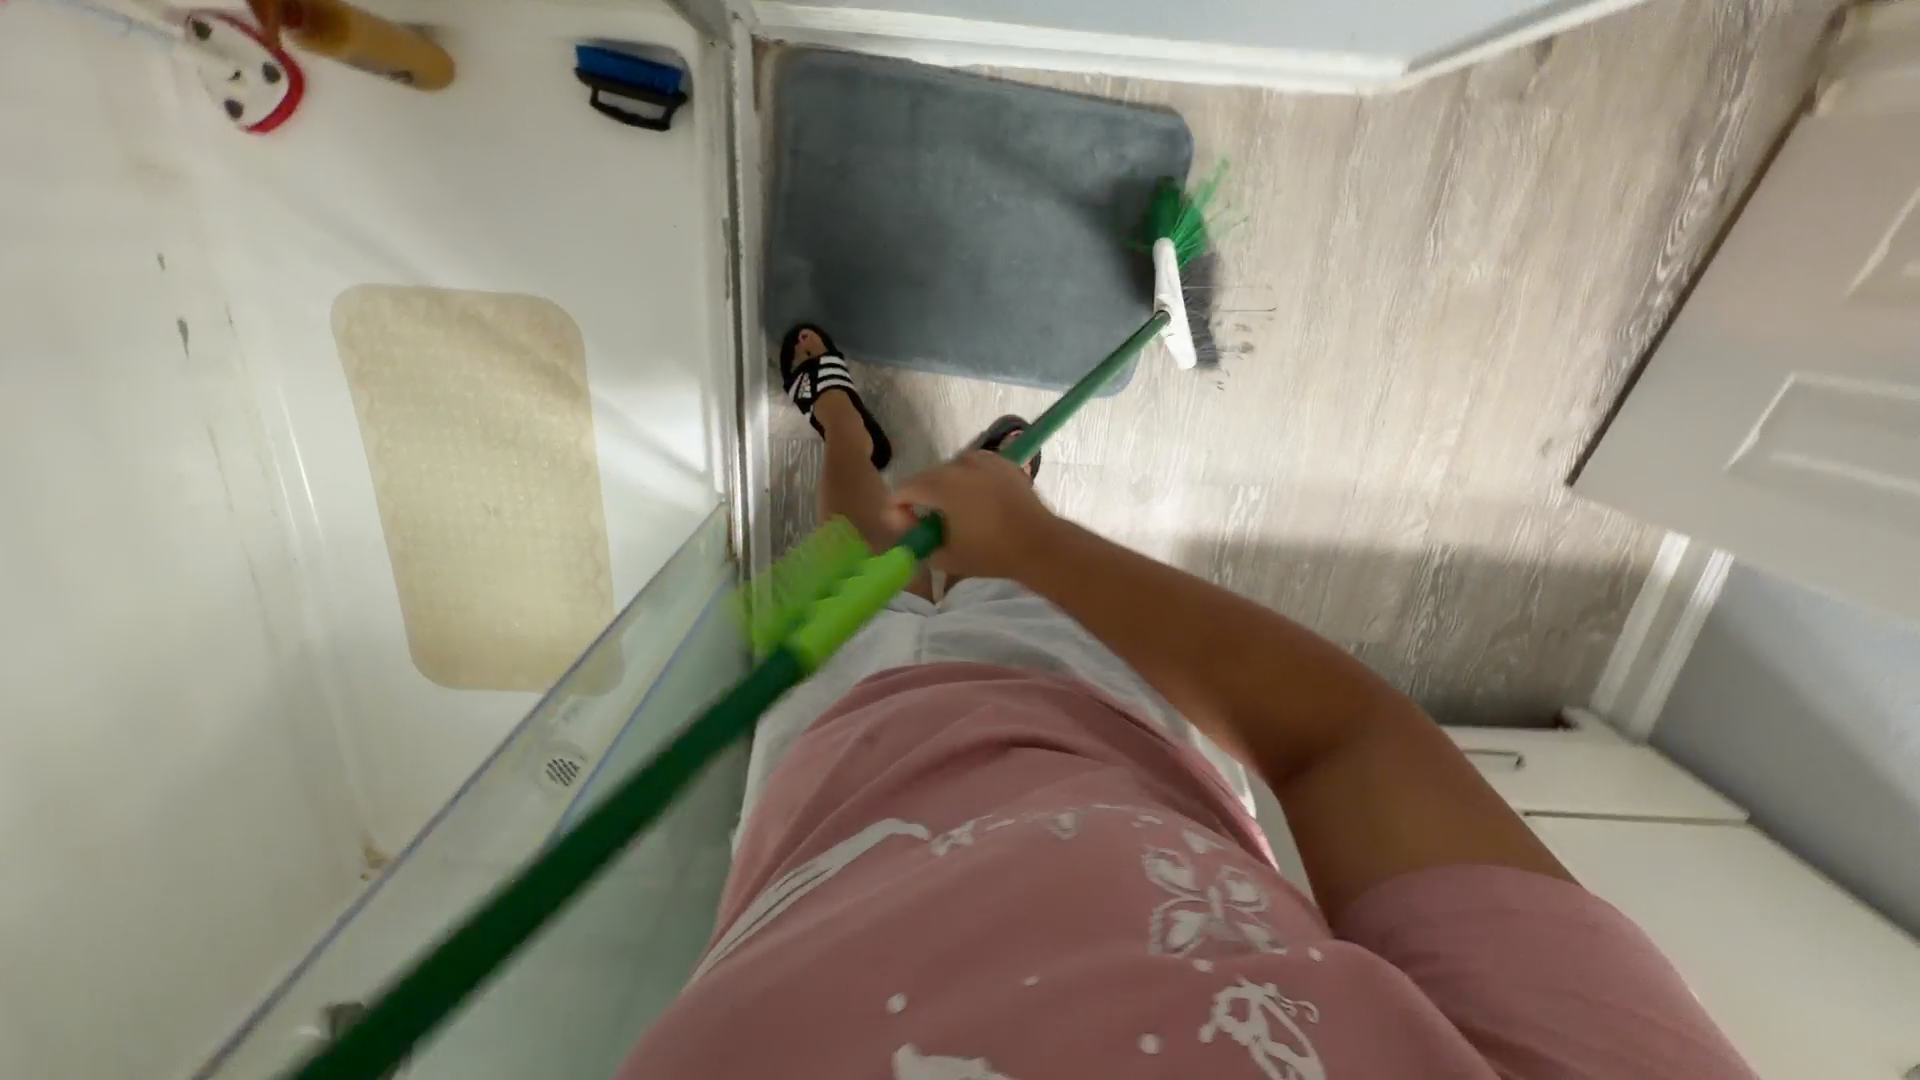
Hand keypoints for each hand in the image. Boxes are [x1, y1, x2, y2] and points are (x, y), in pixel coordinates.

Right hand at [888, 452, 1059, 579]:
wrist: (1040, 544)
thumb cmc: (992, 552)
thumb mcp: (946, 556)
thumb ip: (919, 544)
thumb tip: (910, 535)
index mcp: (942, 483)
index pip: (902, 490)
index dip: (897, 512)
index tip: (908, 532)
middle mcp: (960, 462)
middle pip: (925, 479)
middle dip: (921, 501)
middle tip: (929, 528)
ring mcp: (984, 459)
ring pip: (950, 472)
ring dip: (945, 491)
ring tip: (956, 517)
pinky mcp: (1002, 462)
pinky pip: (973, 470)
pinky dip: (969, 484)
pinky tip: (978, 505)